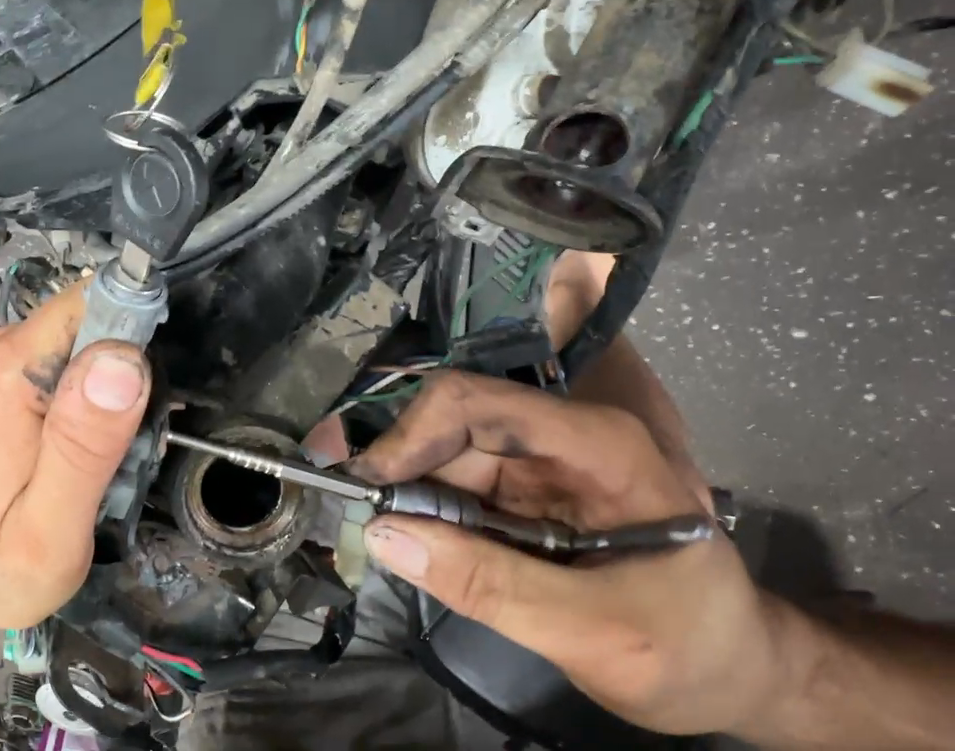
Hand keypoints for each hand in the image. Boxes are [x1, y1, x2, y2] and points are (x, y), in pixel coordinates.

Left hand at [0, 285, 150, 629]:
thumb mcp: (46, 528)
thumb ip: (85, 444)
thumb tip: (124, 362)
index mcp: (12, 371)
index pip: (97, 303)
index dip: (136, 341)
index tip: (148, 402)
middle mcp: (0, 348)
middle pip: (93, 323)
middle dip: (125, 376)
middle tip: (123, 452)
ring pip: (81, 344)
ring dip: (106, 395)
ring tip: (99, 461)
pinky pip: (59, 363)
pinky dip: (81, 401)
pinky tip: (73, 451)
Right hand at [346, 372, 791, 735]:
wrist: (739, 676)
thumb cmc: (693, 650)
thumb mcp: (598, 633)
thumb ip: (490, 583)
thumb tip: (381, 535)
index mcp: (594, 444)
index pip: (475, 403)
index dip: (409, 434)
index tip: (365, 485)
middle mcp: (557, 438)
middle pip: (446, 426)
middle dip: (391, 463)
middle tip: (340, 501)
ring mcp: (535, 465)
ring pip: (438, 457)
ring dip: (399, 492)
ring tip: (369, 531)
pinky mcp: (517, 494)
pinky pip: (449, 488)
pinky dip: (417, 510)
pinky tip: (400, 536)